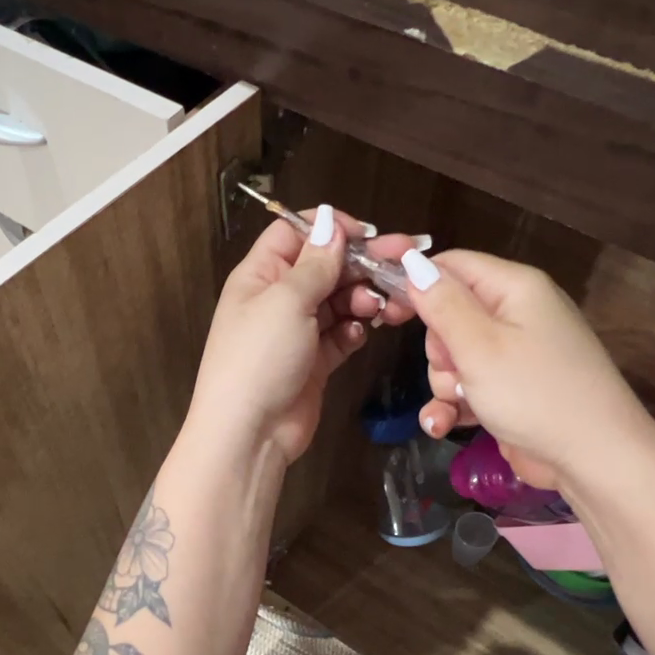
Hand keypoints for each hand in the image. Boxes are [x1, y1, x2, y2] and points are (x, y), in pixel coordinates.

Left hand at [186, 206, 417, 464]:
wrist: (249, 433)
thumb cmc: (259, 358)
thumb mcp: (286, 300)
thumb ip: (315, 263)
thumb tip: (329, 222)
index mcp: (260, 275)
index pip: (296, 233)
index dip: (331, 228)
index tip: (367, 234)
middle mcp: (278, 299)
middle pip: (326, 267)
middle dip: (363, 263)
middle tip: (405, 261)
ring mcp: (297, 333)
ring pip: (340, 301)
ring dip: (365, 298)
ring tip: (386, 307)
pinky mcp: (315, 363)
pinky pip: (342, 335)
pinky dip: (356, 329)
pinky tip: (364, 331)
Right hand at [403, 249, 654, 490]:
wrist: (591, 456)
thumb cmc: (534, 393)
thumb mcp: (479, 346)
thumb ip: (442, 304)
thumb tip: (411, 261)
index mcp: (514, 288)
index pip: (452, 266)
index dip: (417, 284)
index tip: (387, 312)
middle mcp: (515, 315)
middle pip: (448, 317)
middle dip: (438, 351)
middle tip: (456, 371)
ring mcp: (514, 356)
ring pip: (452, 359)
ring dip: (445, 385)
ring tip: (462, 404)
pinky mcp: (509, 391)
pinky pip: (467, 389)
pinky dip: (454, 406)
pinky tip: (446, 426)